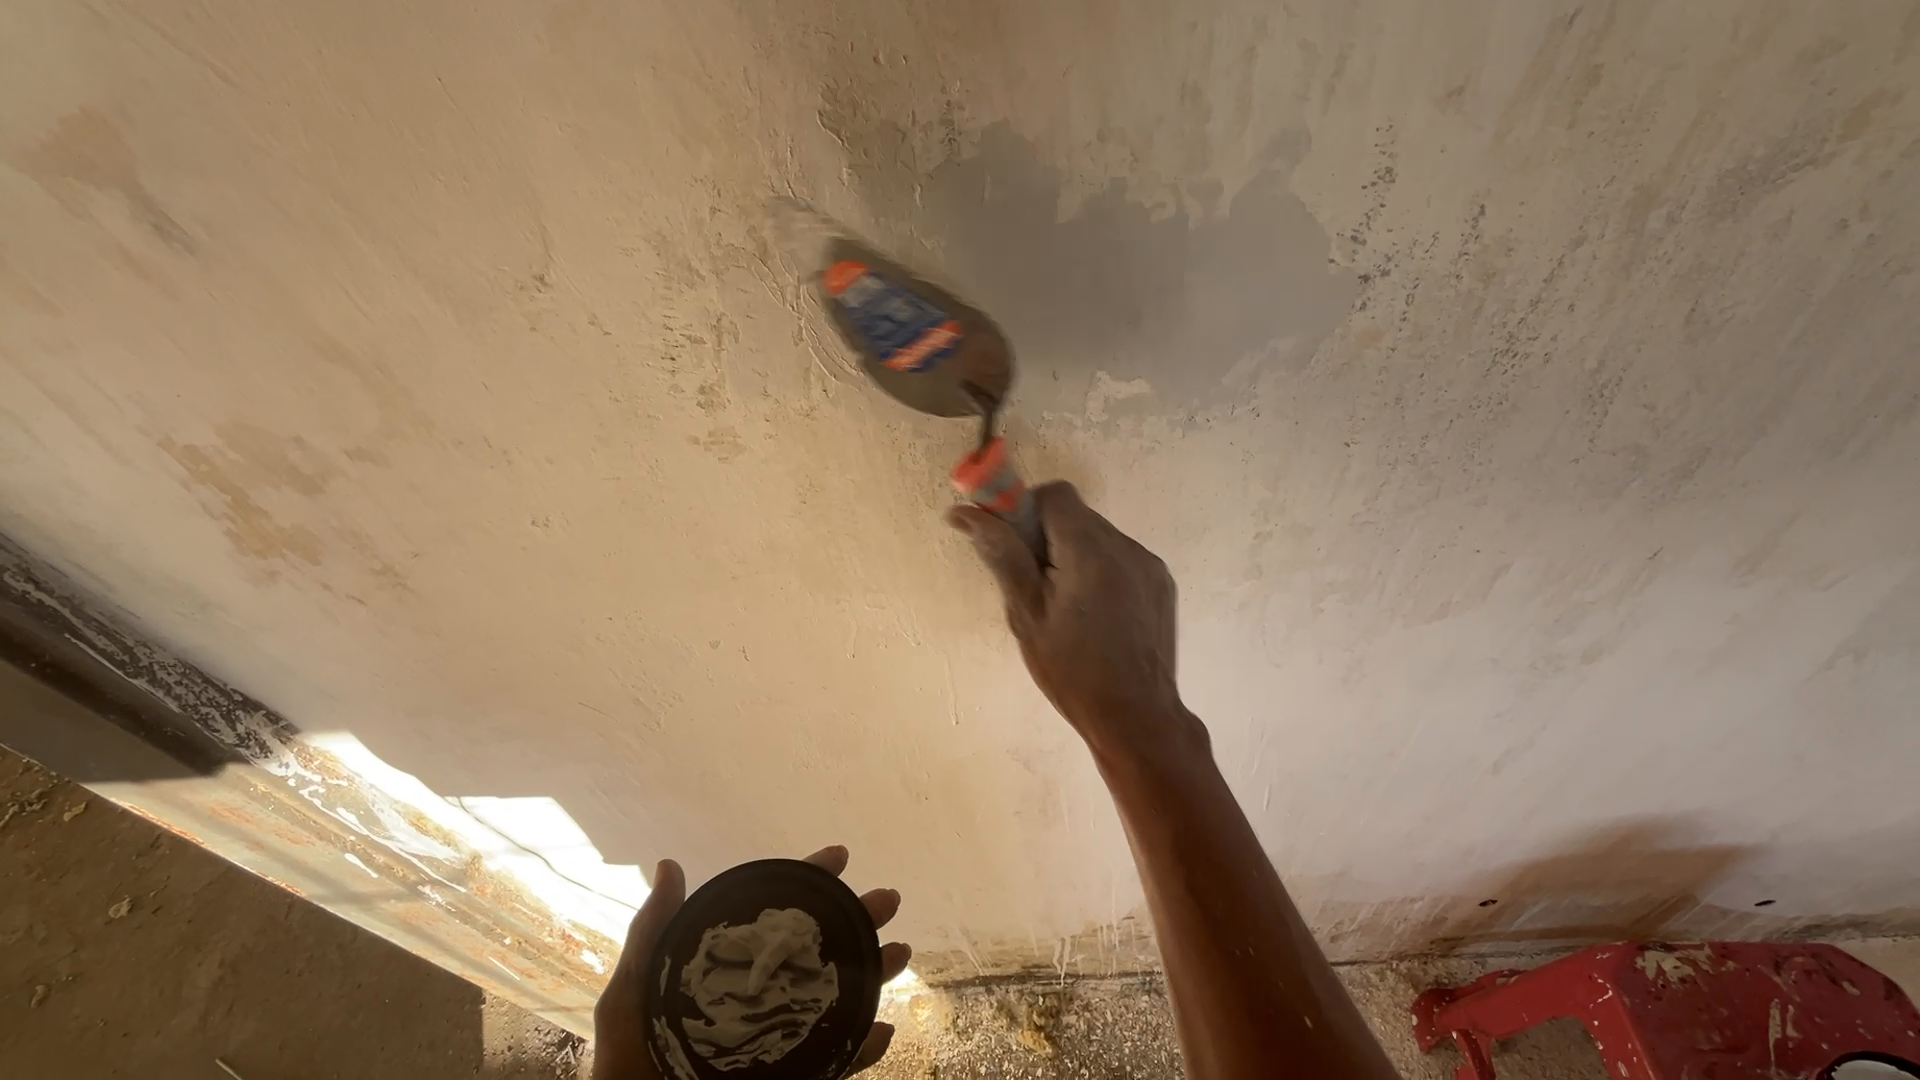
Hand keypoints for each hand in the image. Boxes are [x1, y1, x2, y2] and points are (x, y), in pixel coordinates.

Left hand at [591, 846, 911, 1079]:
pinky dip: (864, 1049)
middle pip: (820, 949)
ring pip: (839, 997)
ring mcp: (783, 1038)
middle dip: (858, 919)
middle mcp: (765, 995)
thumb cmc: (628, 1066)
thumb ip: (651, 935)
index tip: (840, 855)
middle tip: (887, 899)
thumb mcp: (630, 997)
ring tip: (901, 952)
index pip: (776, 914)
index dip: (810, 880)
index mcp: (732, 967)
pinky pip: (838, 1063)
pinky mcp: (796, 1077)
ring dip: (874, 973)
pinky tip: (882, 1030)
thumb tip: (669, 865)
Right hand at [949, 482, 1201, 756]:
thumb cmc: (1072, 671)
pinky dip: (1099, 571)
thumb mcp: (1027, 615)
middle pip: (1076, 516)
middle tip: (1034, 586)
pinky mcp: (1161, 583)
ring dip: (1073, 555)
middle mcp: (1127, 547)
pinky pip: (1120, 558)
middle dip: (1047, 538)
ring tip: (1066, 607)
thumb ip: (1002, 555)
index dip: (1027, 510)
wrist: (1137, 717)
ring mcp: (1150, 565)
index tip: (1014, 547)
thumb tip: (964, 513)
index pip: (1056, 495)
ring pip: (1098, 537)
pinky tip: (1094, 615)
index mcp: (1092, 551)